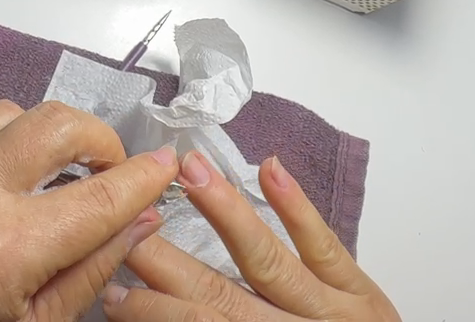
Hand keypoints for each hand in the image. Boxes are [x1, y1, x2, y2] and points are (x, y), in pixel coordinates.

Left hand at [0, 100, 178, 321]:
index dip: (143, 177)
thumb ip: (94, 269)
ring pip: (9, 113)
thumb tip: (146, 211)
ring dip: (33, 140)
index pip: (99, 199)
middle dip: (96, 137)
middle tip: (103, 161)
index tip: (164, 163)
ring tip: (31, 174)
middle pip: (57, 123)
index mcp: (0, 257)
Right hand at [102, 151, 399, 321]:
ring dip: (225, 211)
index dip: (155, 310)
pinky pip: (325, 245)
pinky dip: (297, 207)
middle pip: (220, 296)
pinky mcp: (360, 289)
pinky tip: (270, 167)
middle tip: (127, 224)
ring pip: (267, 259)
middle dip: (168, 260)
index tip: (114, 287)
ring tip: (189, 170)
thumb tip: (166, 310)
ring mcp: (331, 310)